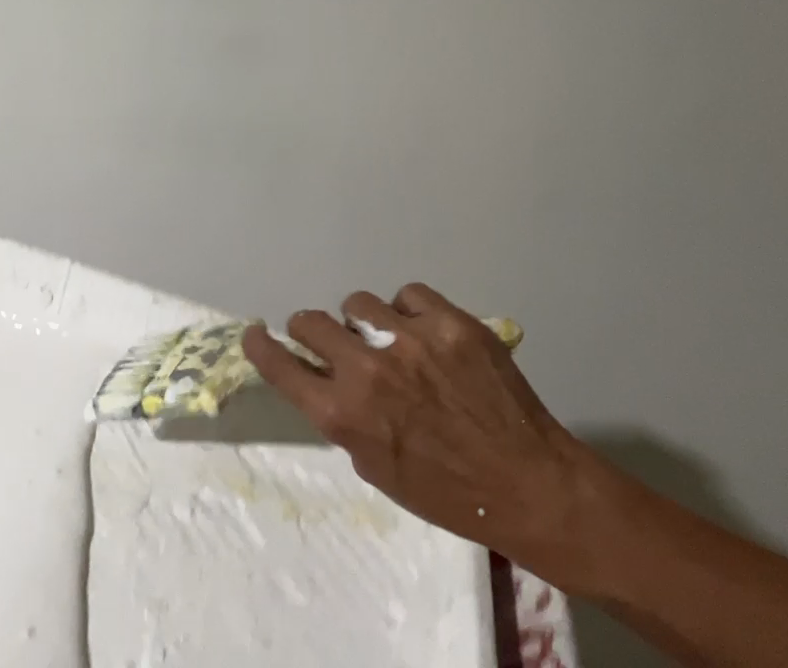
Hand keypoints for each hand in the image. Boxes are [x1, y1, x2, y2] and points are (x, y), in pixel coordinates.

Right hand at [241, 284, 595, 570]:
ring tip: (389, 339)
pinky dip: (409, 311)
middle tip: (332, 341)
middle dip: (313, 330)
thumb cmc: (446, 493)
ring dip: (364, 321)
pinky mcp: (452, 324)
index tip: (257, 334)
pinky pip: (409, 295)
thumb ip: (343, 417)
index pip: (279, 364)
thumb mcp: (373, 466)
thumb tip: (330, 381)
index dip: (261, 345)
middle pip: (311, 321)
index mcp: (341, 414)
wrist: (530, 485)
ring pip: (359, 303)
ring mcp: (410, 341)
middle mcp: (367, 371)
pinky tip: (424, 333)